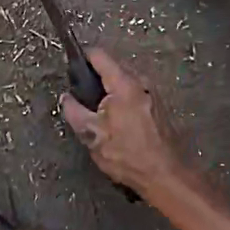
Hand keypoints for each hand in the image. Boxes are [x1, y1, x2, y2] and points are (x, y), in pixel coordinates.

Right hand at [61, 48, 188, 196]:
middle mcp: (141, 81)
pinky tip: (117, 123)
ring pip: (124, 82)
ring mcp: (152, 93)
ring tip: (99, 114)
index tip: (71, 70)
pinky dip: (122, 101)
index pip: (99, 55)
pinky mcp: (158, 106)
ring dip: (110, 92)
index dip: (82, 58)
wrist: (165, 175)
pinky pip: (134, 93)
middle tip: (83, 99)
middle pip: (112, 68)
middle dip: (95, 79)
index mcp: (123, 82)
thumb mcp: (91, 135)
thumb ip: (73, 111)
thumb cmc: (127, 153)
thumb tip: (65, 97)